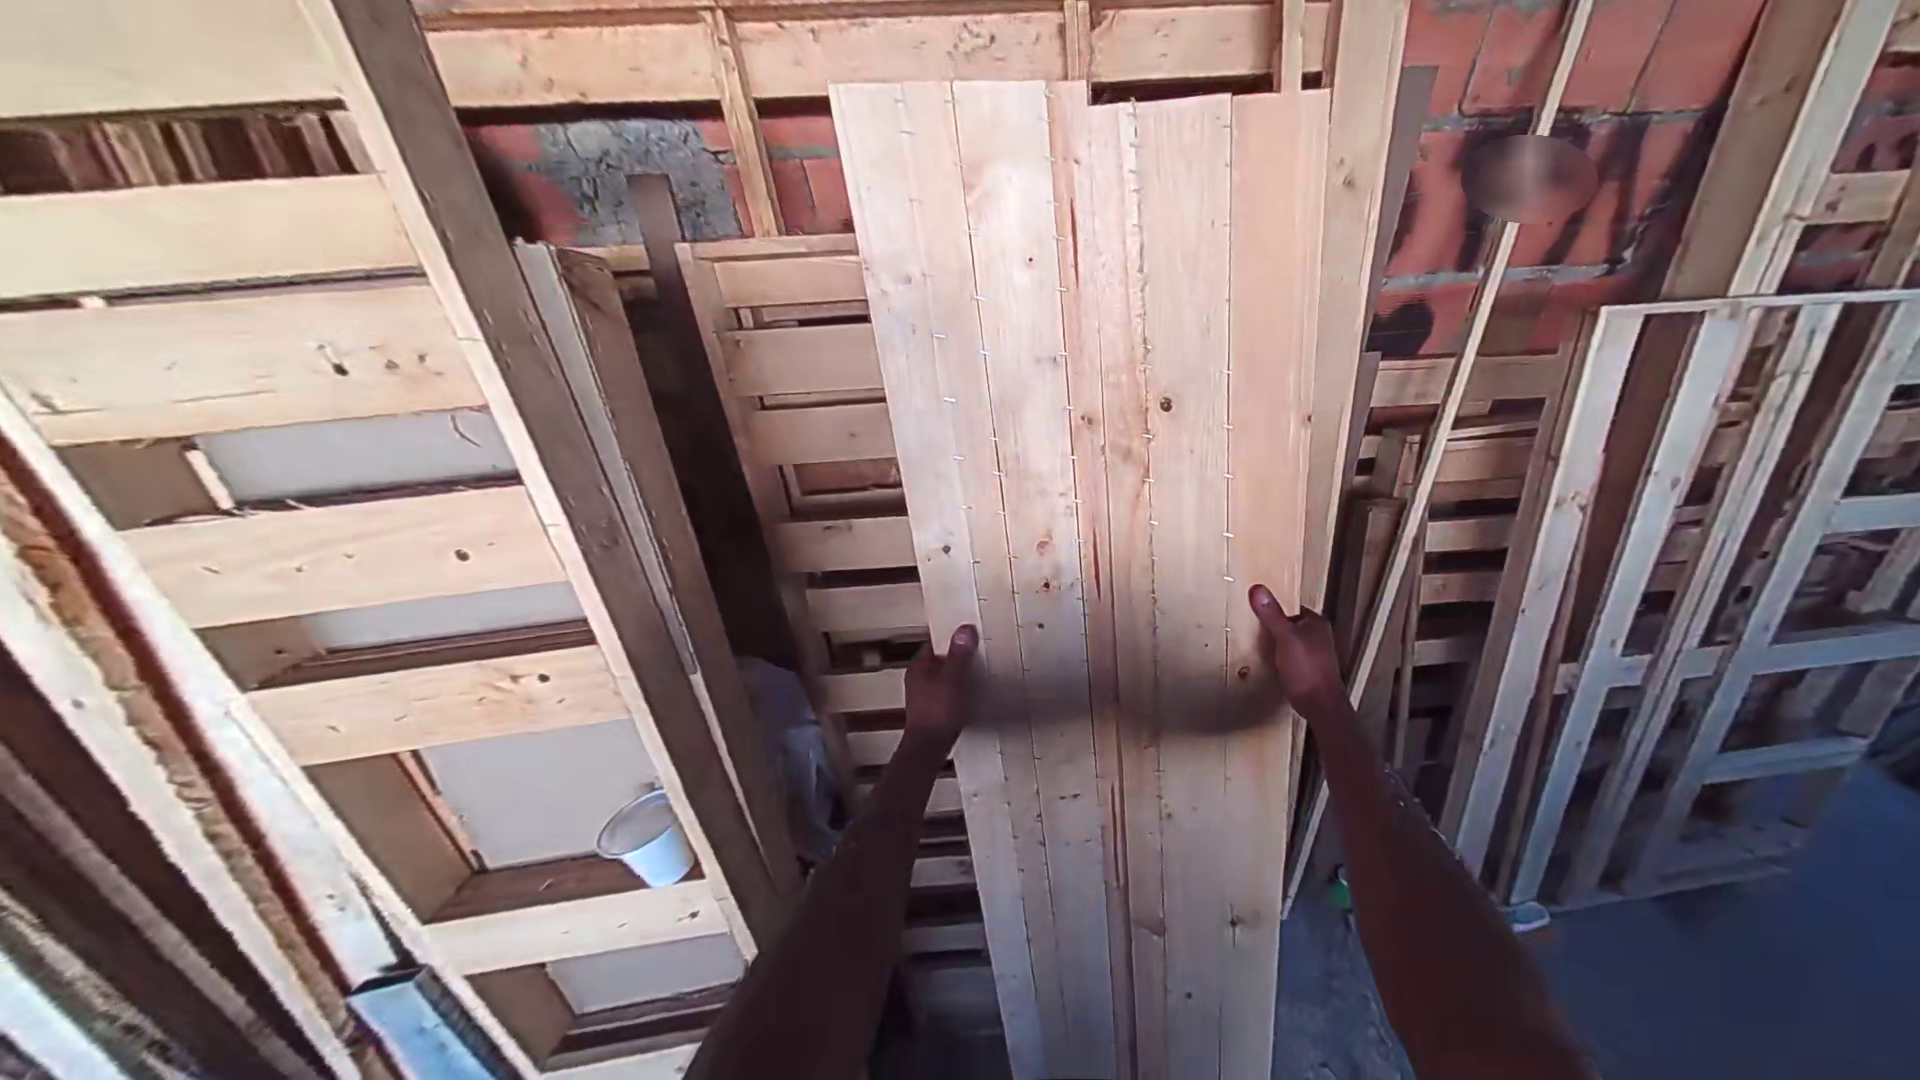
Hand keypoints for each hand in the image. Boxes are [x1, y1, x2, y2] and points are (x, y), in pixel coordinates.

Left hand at [903, 625, 978, 744]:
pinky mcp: (931, 711)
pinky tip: (971, 696)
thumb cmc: (938, 710)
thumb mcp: (953, 678)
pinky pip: (946, 694)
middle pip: (940, 661)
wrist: (929, 747)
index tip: (970, 636)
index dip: (951, 638)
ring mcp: (923, 696)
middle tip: (979, 654)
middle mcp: (917, 679)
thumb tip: (965, 629)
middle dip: (958, 657)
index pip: (934, 643)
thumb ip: (959, 654)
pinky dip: (958, 692)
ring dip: (959, 676)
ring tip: (980, 673)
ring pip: (943, 678)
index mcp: (919, 667)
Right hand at [1248, 584, 1344, 713]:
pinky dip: (1277, 656)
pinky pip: (1287, 655)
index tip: (1255, 609)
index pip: (1292, 607)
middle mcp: (1318, 636)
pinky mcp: (1306, 669)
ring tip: (1256, 643)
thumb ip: (1271, 614)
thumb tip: (1257, 589)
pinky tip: (1266, 660)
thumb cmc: (1307, 668)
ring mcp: (1313, 653)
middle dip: (1272, 626)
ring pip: (1288, 641)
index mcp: (1317, 624)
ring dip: (1273, 642)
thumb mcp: (1285, 637)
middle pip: (1289, 624)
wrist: (1318, 704)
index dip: (1274, 608)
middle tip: (1251, 626)